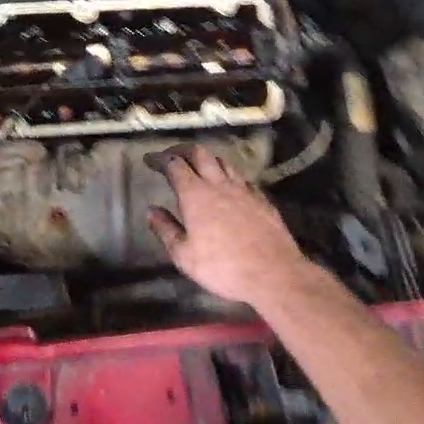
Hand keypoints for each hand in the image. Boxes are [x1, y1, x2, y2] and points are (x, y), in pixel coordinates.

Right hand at [147, 144, 309, 305]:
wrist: (274, 274)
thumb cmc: (223, 267)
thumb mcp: (184, 256)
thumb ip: (166, 230)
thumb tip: (151, 210)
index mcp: (195, 194)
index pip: (173, 165)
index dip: (159, 158)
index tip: (149, 159)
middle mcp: (218, 184)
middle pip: (199, 153)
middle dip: (182, 149)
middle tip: (172, 155)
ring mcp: (243, 189)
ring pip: (222, 161)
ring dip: (207, 159)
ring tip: (200, 166)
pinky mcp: (262, 200)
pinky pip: (242, 178)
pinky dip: (229, 176)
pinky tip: (230, 186)